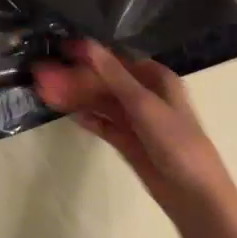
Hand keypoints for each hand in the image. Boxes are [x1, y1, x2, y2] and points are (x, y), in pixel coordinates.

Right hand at [33, 41, 236, 213]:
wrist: (193, 193)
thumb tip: (87, 44)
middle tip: (43, 74)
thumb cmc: (175, 140)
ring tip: (46, 91)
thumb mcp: (144, 104)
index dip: (90, 54)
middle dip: (77, 77)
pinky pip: (103, 124)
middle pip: (105, 82)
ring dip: (77, 97)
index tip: (61, 48)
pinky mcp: (128, 142)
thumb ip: (113, 75)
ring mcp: (136, 121)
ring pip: (101, 103)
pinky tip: (67, 113)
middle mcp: (146, 96)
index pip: (117, 60)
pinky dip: (87, 118)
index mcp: (157, 79)